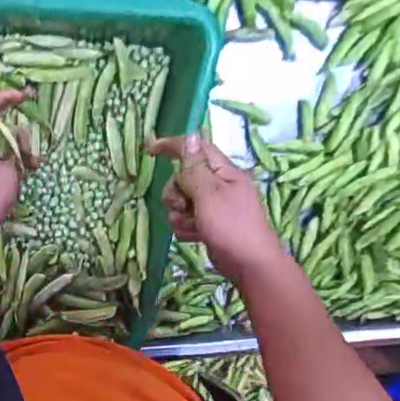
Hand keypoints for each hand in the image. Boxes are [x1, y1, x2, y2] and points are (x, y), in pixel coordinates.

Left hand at [0, 88, 34, 239]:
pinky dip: (13, 170)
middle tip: (32, 155)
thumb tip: (18, 137)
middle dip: (20, 138)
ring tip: (32, 169)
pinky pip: (0, 168)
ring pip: (2, 152)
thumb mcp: (10, 172)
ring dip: (19, 156)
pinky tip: (23, 180)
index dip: (3, 98)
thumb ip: (17, 152)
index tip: (22, 95)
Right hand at [147, 133, 283, 276]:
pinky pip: (184, 218)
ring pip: (180, 200)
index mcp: (223, 172)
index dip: (173, 146)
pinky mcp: (207, 222)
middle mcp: (217, 185)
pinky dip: (185, 227)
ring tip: (193, 226)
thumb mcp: (209, 196)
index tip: (151, 150)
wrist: (249, 265)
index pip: (196, 148)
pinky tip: (195, 236)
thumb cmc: (232, 228)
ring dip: (179, 214)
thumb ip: (195, 169)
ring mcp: (212, 205)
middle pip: (182, 178)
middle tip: (185, 206)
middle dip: (175, 194)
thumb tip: (191, 135)